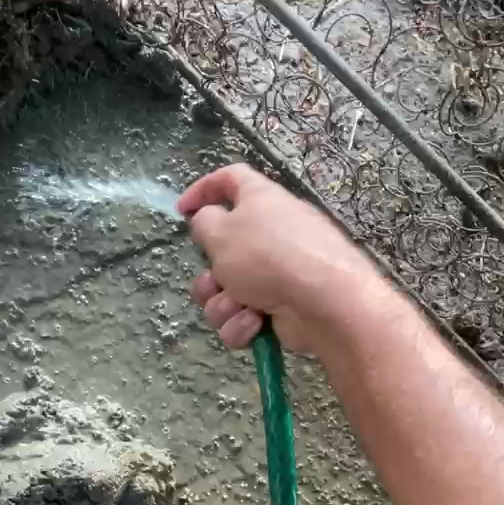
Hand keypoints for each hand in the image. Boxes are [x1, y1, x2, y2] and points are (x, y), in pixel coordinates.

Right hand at [178, 164, 385, 356]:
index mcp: (258, 200)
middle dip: (209, 277)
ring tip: (239, 306)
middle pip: (220, 254)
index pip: (229, 180)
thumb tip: (206, 220)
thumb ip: (204, 223)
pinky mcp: (276, 310)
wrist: (321, 302)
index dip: (202, 189)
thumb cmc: (269, 256)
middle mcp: (267, 235)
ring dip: (222, 305)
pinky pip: (241, 319)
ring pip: (224, 294)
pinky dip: (242, 324)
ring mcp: (273, 275)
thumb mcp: (221, 232)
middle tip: (215, 283)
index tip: (182, 210)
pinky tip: (256, 323)